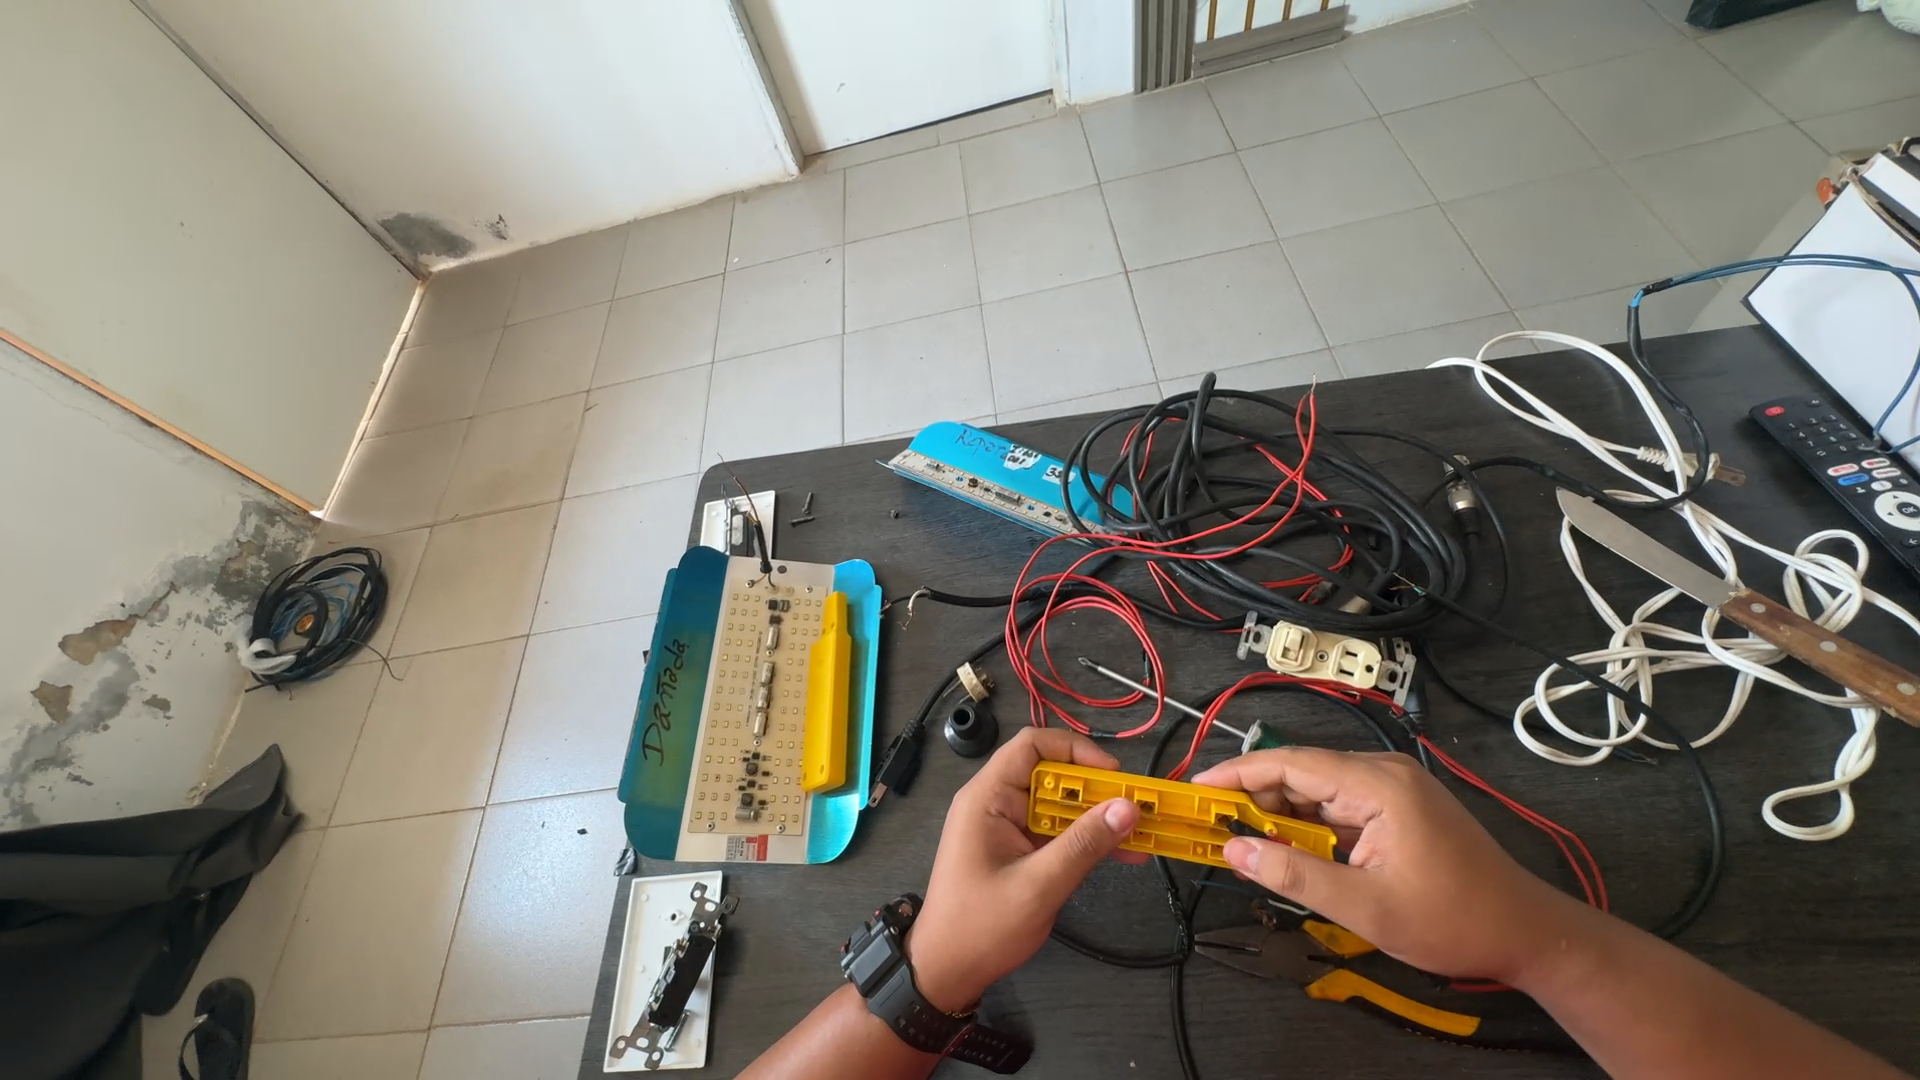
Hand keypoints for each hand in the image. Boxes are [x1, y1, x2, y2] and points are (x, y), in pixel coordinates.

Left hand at [905, 727, 1144, 1011]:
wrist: (946, 971)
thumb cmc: (982, 926)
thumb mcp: (1038, 886)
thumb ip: (1083, 845)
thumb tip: (1128, 808)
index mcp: (988, 796)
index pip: (1032, 745)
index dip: (1075, 750)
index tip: (1113, 774)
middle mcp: (996, 801)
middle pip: (1050, 773)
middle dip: (1094, 787)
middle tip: (1133, 806)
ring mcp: (1006, 825)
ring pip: (1058, 803)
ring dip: (1095, 816)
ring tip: (1138, 832)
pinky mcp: (1017, 848)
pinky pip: (1056, 830)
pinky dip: (1086, 838)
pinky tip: (1121, 852)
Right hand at [1190, 748, 1583, 983]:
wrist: (1531, 936)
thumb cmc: (1453, 922)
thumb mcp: (1366, 907)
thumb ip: (1295, 876)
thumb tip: (1233, 852)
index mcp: (1377, 785)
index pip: (1289, 763)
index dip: (1237, 774)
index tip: (1198, 790)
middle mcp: (1381, 772)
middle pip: (1299, 772)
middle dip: (1255, 797)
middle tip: (1216, 825)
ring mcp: (1391, 786)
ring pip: (1315, 788)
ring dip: (1281, 814)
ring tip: (1248, 842)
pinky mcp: (1396, 804)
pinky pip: (1336, 803)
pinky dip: (1308, 824)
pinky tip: (1292, 848)